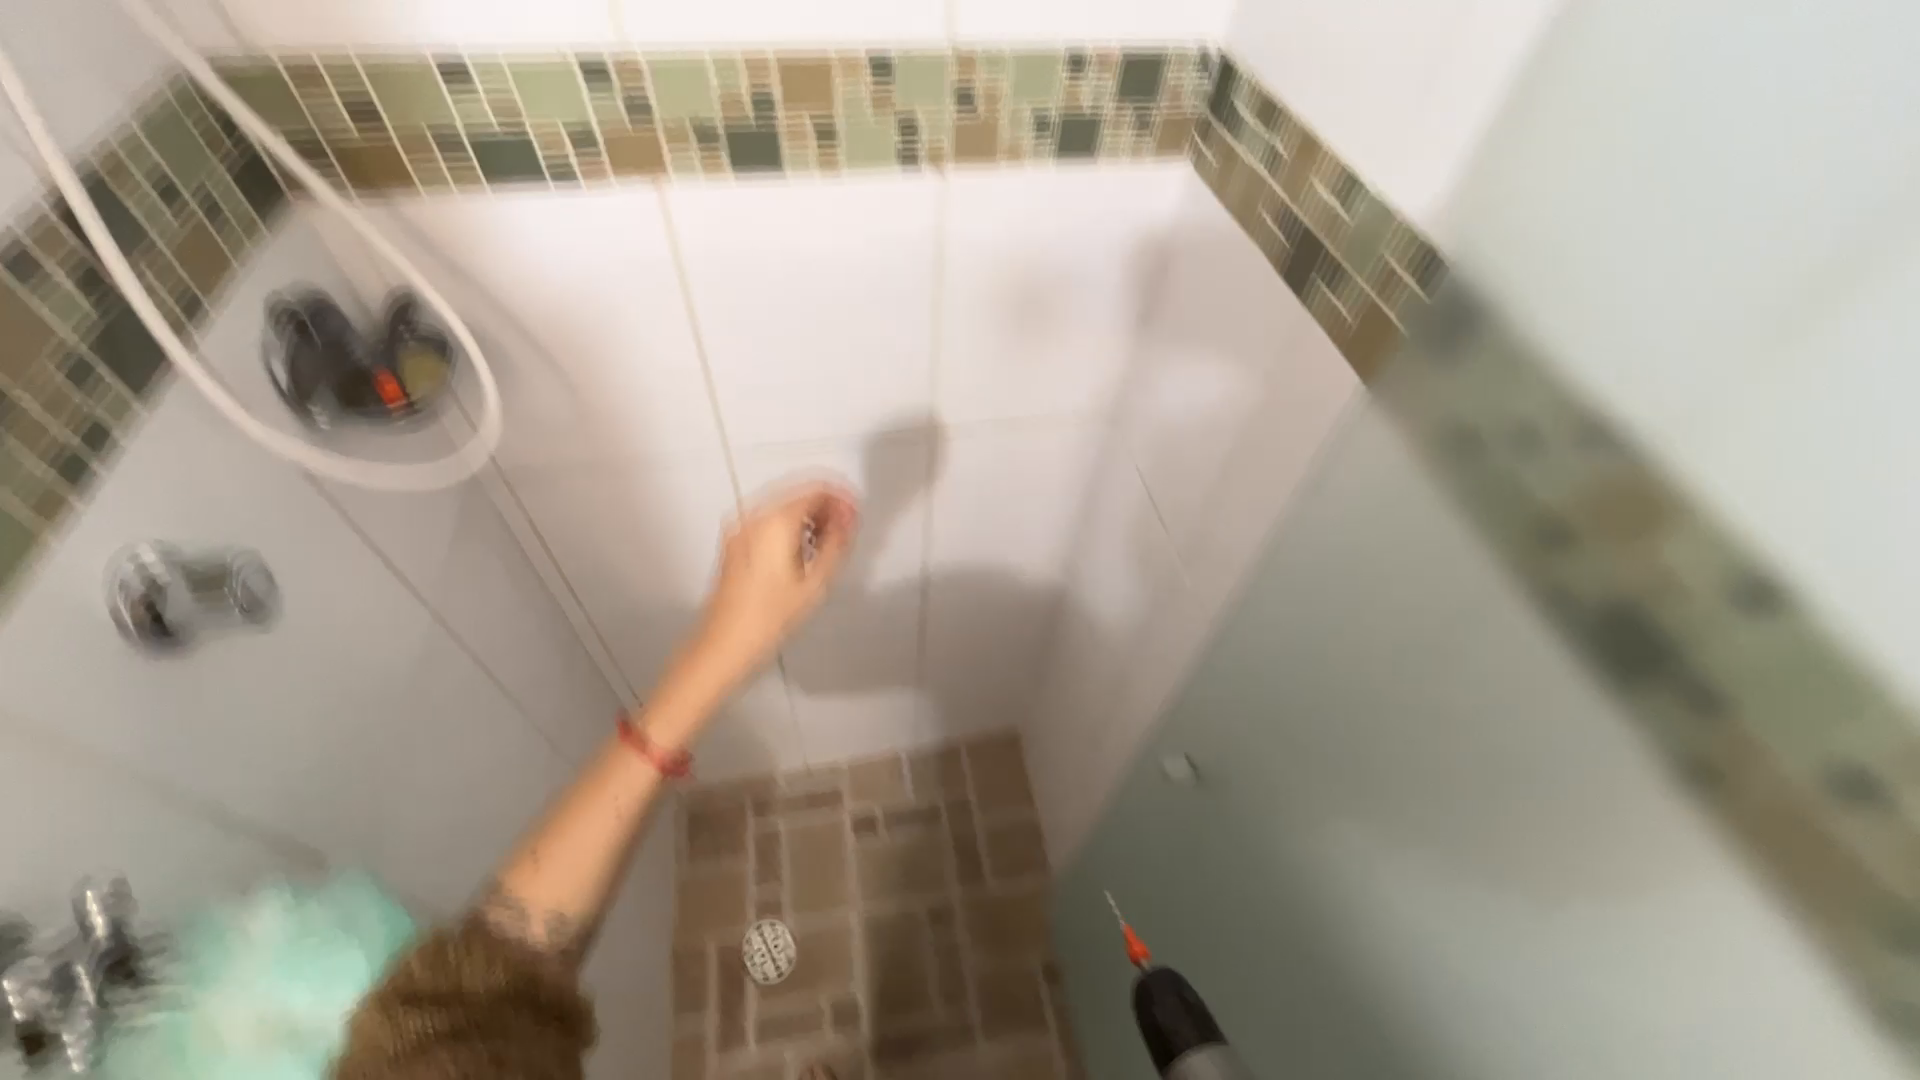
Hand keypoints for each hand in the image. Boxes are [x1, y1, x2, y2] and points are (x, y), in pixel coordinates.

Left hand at [691, 481, 860, 688]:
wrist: (724, 644)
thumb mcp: (815, 583)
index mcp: (775, 521)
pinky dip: (791, 526)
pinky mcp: (735, 542)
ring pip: (784, 505)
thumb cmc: (767, 619)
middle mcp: (753, 516)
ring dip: (810, 516)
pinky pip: (769, 520)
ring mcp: (740, 528)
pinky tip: (804, 549)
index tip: (857, 513)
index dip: (842, 497)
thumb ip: (837, 544)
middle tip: (848, 528)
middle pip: (799, 493)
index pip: (816, 489)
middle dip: (827, 506)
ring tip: (830, 542)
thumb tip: (848, 521)